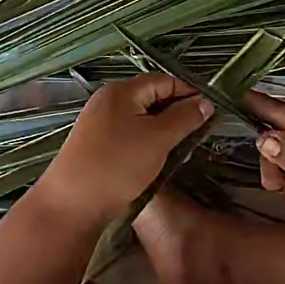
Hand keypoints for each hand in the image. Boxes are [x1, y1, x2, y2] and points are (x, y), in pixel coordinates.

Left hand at [32, 73, 212, 228]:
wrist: (71, 202)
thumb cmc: (117, 165)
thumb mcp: (158, 139)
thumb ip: (184, 118)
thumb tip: (205, 101)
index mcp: (122, 90)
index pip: (165, 80)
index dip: (190, 93)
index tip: (212, 112)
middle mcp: (109, 99)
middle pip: (152, 96)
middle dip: (178, 110)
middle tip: (202, 131)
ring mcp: (100, 120)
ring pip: (141, 115)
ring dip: (163, 126)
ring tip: (183, 145)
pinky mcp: (96, 141)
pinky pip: (129, 130)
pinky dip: (147, 138)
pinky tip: (157, 155)